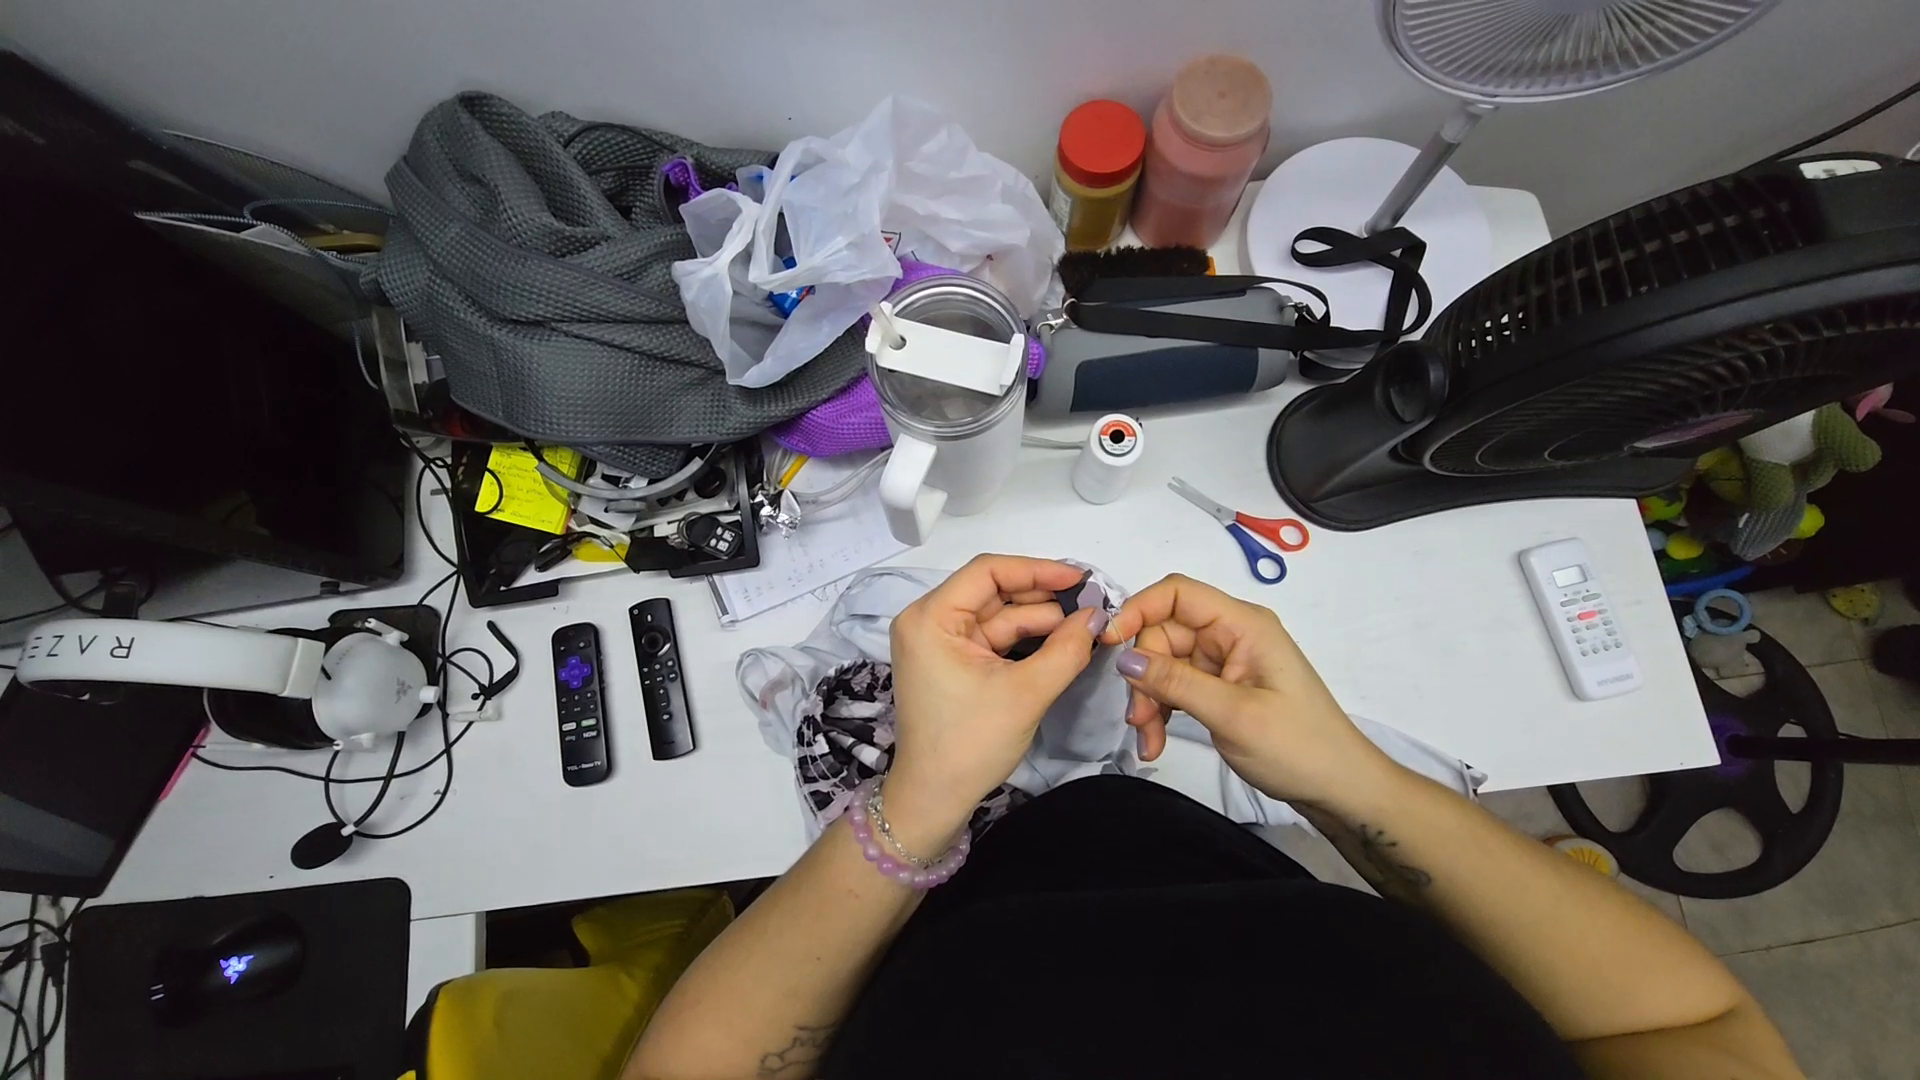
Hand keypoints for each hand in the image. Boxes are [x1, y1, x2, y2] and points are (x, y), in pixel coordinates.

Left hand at [883, 555, 1104, 846]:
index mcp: (931, 618)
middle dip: (1044, 597)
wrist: (935, 799)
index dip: (1037, 570)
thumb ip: (1067, 649)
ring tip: (1086, 623)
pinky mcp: (953, 662)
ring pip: (998, 616)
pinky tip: (1063, 640)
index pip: (987, 572)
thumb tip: (1098, 615)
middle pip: (994, 592)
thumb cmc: (971, 743)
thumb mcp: (1026, 693)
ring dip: (1040, 620)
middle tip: (1092, 603)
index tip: (1080, 579)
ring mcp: (940, 642)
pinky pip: (994, 638)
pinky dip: (1027, 640)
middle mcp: (929, 621)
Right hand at [1099, 574, 1393, 805]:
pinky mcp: (1220, 686)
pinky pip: (1175, 685)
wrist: (1339, 790)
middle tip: (1137, 718)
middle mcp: (1231, 634)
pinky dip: (1161, 709)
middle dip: (1144, 673)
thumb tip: (1123, 658)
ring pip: (1164, 662)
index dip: (1138, 610)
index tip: (1109, 644)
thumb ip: (1175, 682)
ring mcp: (1225, 660)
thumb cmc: (1298, 747)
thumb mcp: (1233, 714)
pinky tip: (1156, 740)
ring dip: (1149, 698)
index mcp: (1243, 624)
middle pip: (1164, 633)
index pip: (1177, 594)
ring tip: (1148, 738)